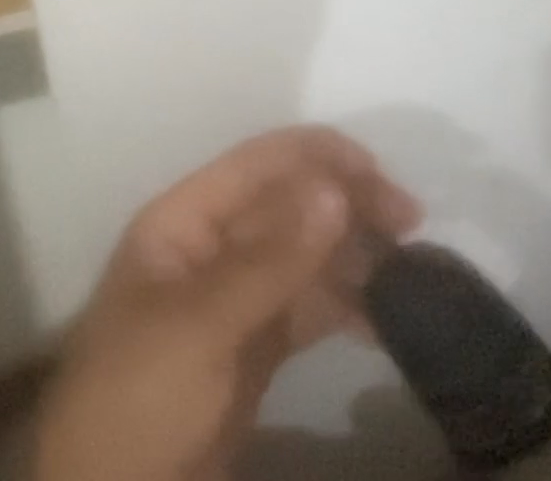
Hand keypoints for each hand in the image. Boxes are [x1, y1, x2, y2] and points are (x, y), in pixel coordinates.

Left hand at [33, 126, 422, 480]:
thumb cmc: (140, 394)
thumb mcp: (201, 324)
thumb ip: (270, 260)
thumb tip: (334, 188)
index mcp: (183, 222)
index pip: (255, 165)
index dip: (316, 157)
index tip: (381, 175)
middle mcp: (209, 247)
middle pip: (285, 205)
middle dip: (344, 204)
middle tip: (410, 225)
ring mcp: (233, 297)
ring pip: (302, 255)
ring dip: (352, 255)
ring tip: (410, 274)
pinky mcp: (254, 345)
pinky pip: (306, 307)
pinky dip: (344, 306)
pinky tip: (382, 321)